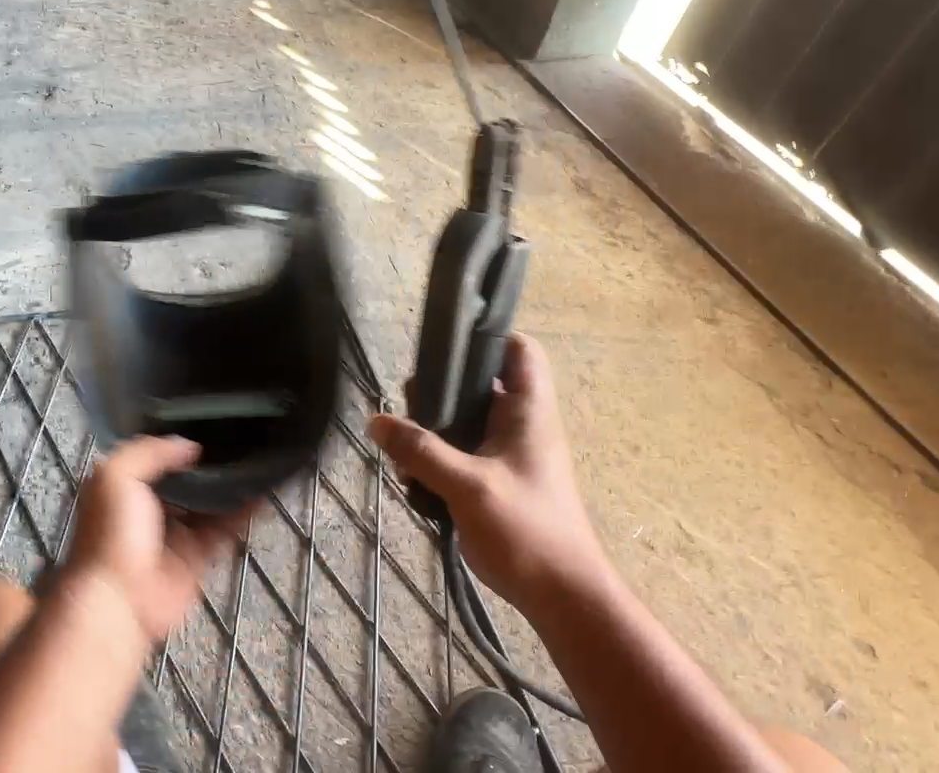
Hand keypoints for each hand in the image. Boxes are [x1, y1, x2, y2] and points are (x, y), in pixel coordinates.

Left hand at [64, 435, 249, 640]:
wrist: (122, 598)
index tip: (202, 421)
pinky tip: (261, 494)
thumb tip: (187, 445)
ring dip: (228, 485)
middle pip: (182, 477)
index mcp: (122, 483)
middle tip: (235, 438)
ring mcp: (173, 531)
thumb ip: (149, 452)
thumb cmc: (112, 532)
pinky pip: (223, 529)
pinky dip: (241, 514)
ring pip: (206, 502)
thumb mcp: (117, 476)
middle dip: (205, 462)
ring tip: (254, 459)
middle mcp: (146, 505)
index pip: (151, 453)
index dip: (173, 440)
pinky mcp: (196, 556)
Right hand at [370, 334, 610, 611]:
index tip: (442, 347)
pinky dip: (432, 465)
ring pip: (459, 425)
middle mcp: (518, 427)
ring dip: (427, 437)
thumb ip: (420, 450)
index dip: (486, 338)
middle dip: (434, 396)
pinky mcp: (492, 483)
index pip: (518, 352)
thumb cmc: (527, 531)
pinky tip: (413, 486)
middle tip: (405, 414)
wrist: (563, 599)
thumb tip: (376, 421)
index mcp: (527, 414)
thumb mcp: (466, 485)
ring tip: (402, 457)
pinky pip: (454, 457)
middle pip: (474, 386)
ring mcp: (505, 457)